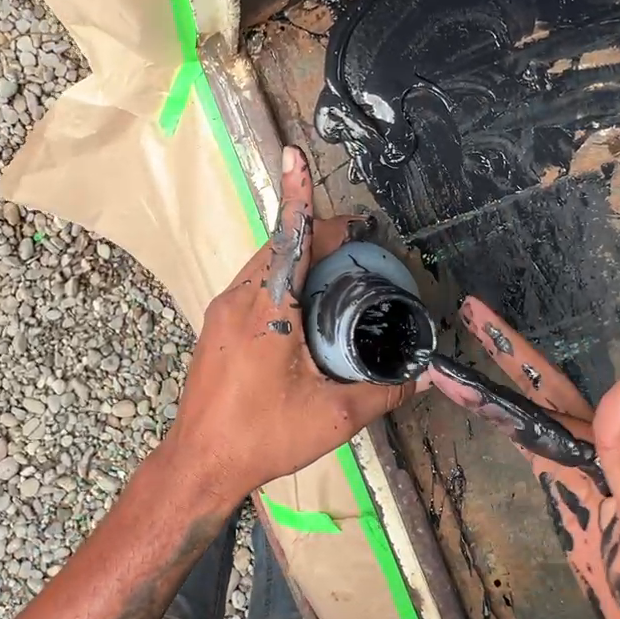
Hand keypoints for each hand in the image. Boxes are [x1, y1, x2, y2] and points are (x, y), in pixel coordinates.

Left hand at [159, 146, 410, 507]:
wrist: (199, 461)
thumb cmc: (261, 437)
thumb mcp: (333, 417)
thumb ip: (383, 391)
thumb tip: (419, 376)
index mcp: (265, 309)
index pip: (289, 238)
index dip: (298, 196)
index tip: (297, 157)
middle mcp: (237, 299)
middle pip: (279, 246)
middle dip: (315, 232)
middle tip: (357, 243)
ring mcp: (221, 311)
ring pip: (264, 264)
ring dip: (297, 255)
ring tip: (337, 269)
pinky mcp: (216, 327)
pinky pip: (254, 285)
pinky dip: (281, 278)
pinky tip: (304, 304)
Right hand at [428, 298, 619, 618]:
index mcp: (617, 454)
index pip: (555, 391)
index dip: (515, 350)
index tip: (476, 312)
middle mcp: (600, 461)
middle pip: (543, 398)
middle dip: (506, 355)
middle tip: (469, 312)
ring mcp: (589, 491)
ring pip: (537, 429)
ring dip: (501, 393)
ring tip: (467, 362)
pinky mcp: (580, 521)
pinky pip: (541, 466)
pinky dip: (514, 436)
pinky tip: (504, 423)